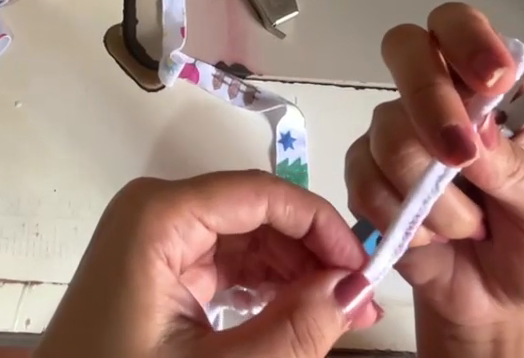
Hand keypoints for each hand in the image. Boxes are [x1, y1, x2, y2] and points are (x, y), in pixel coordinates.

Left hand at [35, 171, 383, 357]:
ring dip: (292, 270)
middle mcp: (157, 209)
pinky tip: (300, 312)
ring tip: (342, 311)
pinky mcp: (160, 264)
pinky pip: (224, 261)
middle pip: (252, 211)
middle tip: (362, 299)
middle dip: (309, 251)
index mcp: (160, 214)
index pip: (257, 193)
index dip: (317, 222)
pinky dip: (264, 286)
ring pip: (243, 236)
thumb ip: (291, 331)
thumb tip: (354, 290)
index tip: (367, 266)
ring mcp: (156, 235)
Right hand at [343, 4, 523, 354]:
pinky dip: (401, 218)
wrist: (501, 307)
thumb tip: (477, 131)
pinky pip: (364, 178)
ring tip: (467, 228)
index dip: (466, 38)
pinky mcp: (368, 173)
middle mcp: (439, 98)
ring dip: (431, 193)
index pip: (461, 26)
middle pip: (404, 48)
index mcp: (491, 92)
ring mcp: (398, 132)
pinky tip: (430, 238)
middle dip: (428, 97)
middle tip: (458, 155)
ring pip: (387, 129)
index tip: (489, 78)